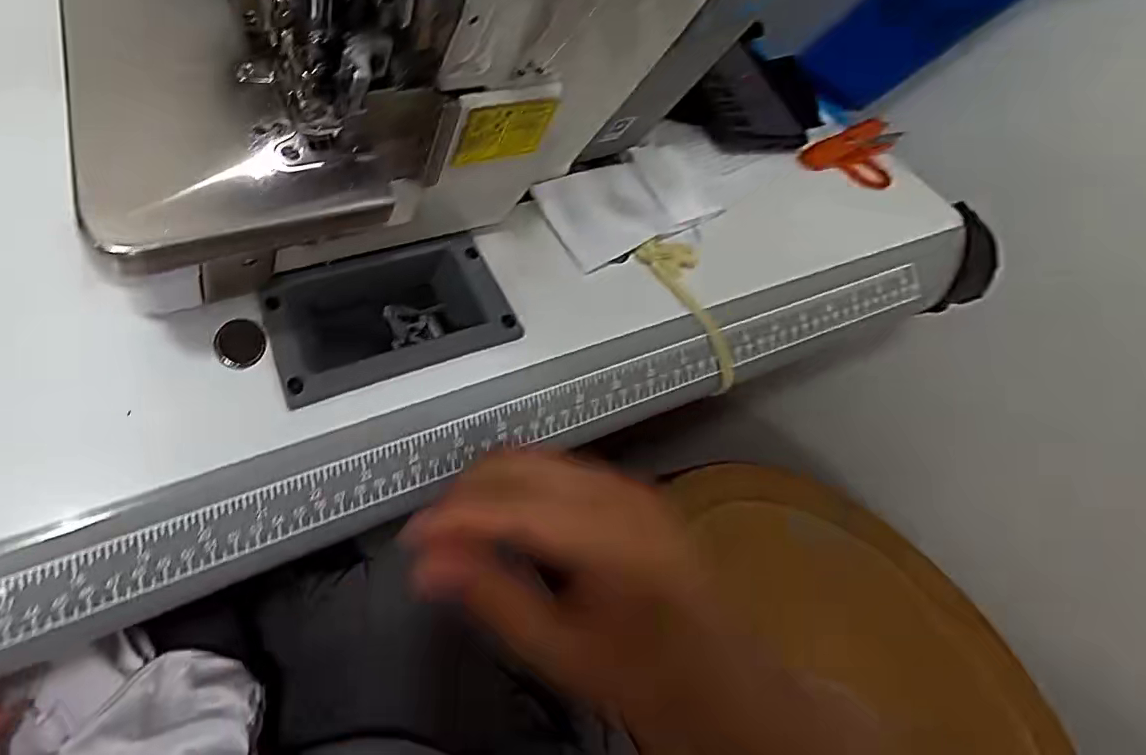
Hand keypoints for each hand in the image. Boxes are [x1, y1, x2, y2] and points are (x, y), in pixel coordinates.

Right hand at [403, 450, 879, 754]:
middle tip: (433, 540)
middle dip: (461, 497)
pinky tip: (502, 518)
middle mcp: (619, 494)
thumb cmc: (652, 682)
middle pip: (512, 464)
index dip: (451, 517)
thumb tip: (428, 566)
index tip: (413, 539)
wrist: (732, 688)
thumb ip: (491, 598)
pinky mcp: (624, 485)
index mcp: (611, 538)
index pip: (509, 504)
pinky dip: (512, 483)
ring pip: (526, 457)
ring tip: (460, 530)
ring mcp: (625, 484)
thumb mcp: (563, 654)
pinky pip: (549, 466)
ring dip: (484, 486)